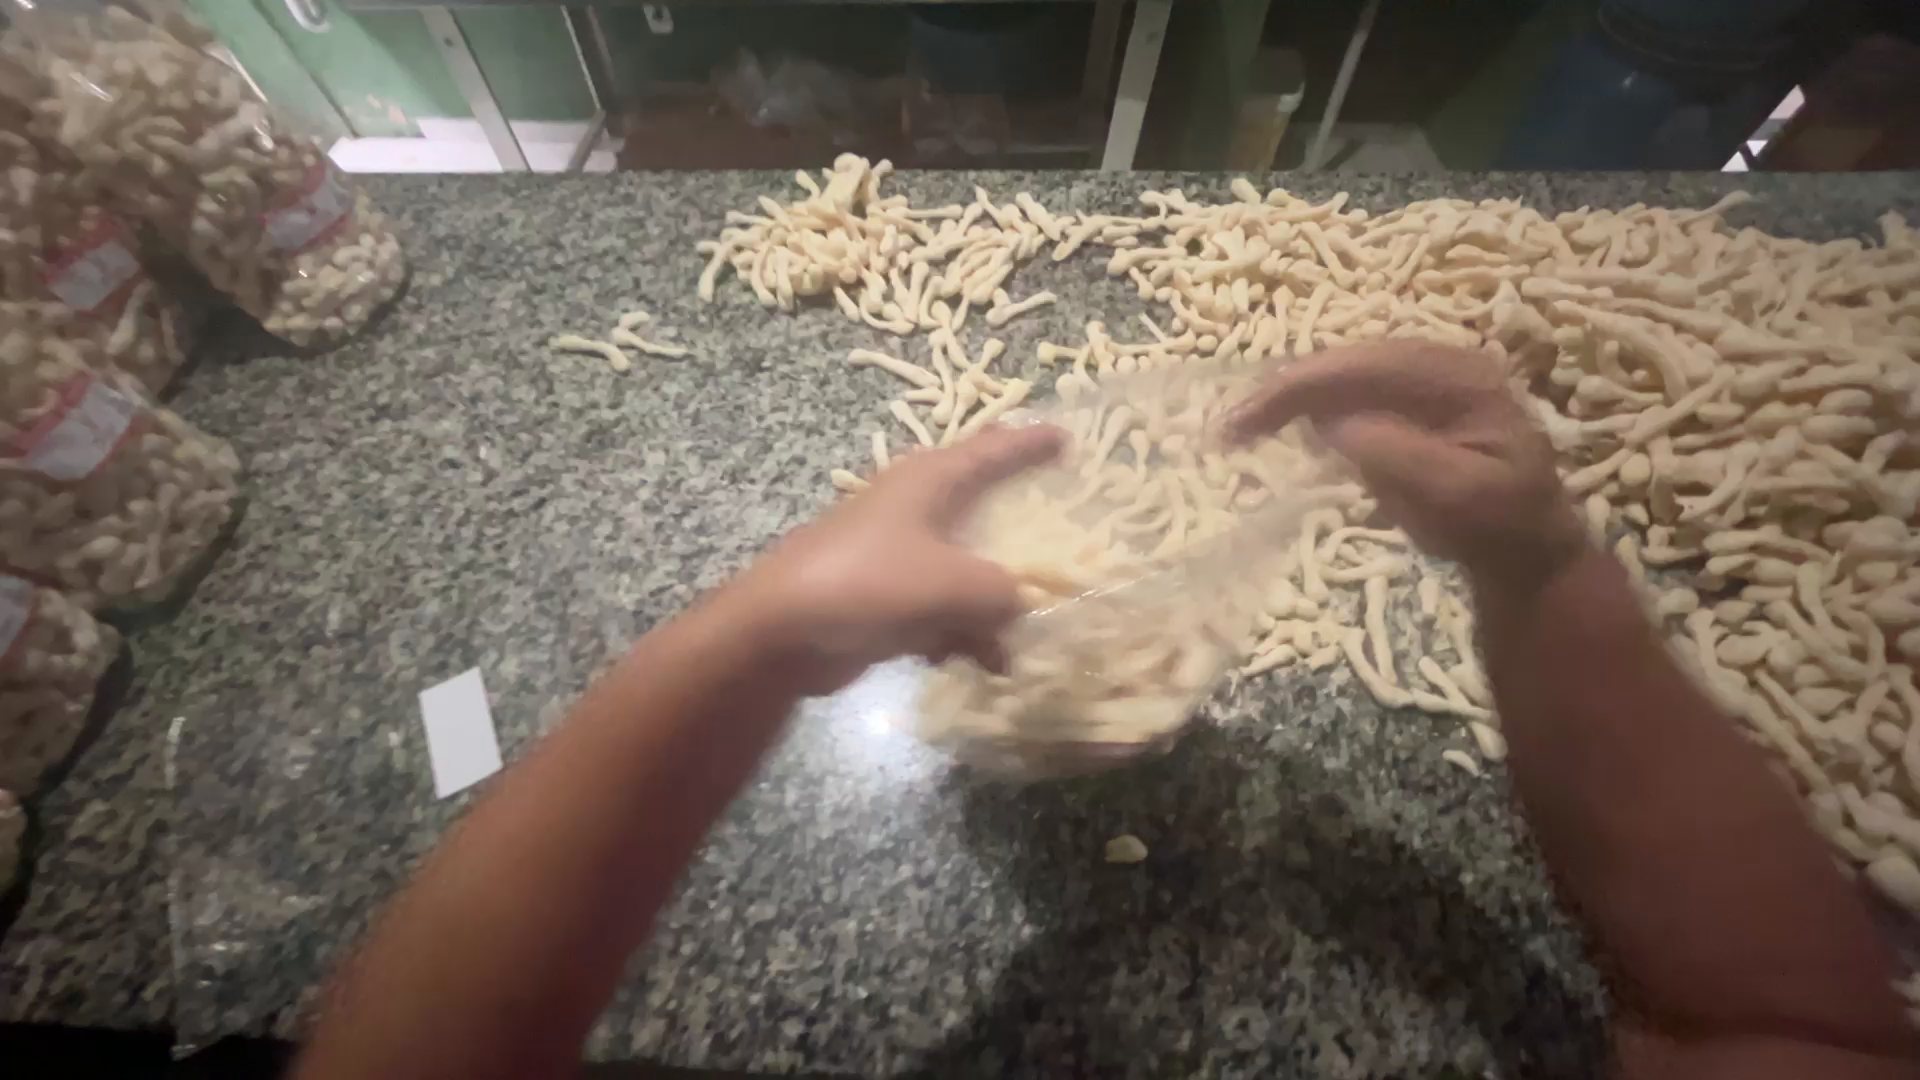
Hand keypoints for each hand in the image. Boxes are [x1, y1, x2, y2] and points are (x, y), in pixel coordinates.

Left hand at [725, 424, 1064, 696]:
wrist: (782, 630)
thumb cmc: (869, 582)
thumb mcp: (952, 582)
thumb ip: (1003, 591)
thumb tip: (1021, 603)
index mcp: (930, 481)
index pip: (991, 449)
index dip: (1029, 443)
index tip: (1065, 437)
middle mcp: (916, 510)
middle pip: (982, 510)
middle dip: (1021, 530)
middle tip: (1065, 534)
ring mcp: (901, 555)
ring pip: (966, 570)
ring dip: (994, 604)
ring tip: (1028, 632)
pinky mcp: (887, 597)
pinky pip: (942, 609)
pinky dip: (962, 632)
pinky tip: (986, 663)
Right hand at [1225, 341, 1584, 589]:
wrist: (1521, 544)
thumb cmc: (1493, 524)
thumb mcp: (1456, 494)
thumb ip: (1398, 453)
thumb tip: (1333, 423)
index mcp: (1456, 377)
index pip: (1360, 367)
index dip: (1295, 388)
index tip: (1243, 422)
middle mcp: (1435, 362)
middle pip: (1340, 362)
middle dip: (1279, 390)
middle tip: (1228, 428)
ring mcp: (1417, 380)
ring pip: (1335, 373)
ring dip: (1284, 397)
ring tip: (1241, 426)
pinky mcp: (1399, 402)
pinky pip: (1341, 392)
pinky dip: (1301, 407)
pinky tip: (1275, 424)